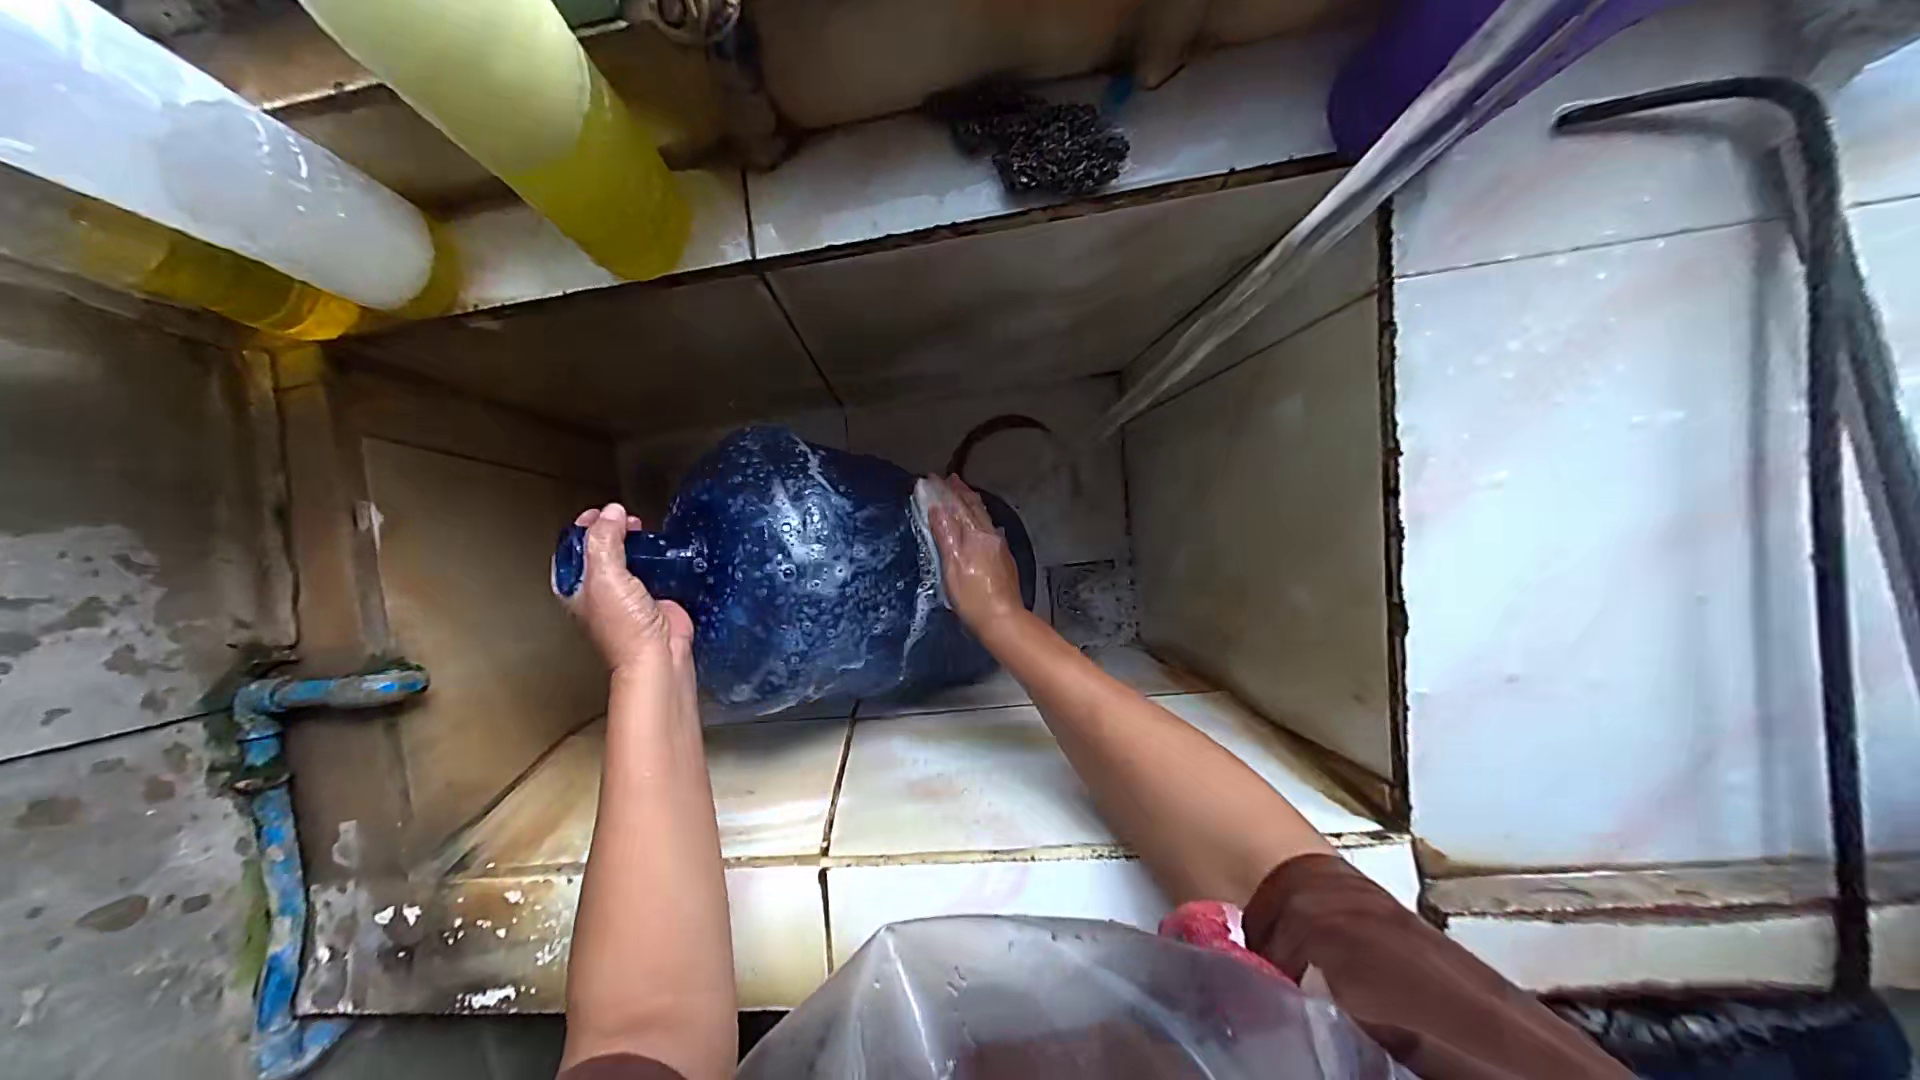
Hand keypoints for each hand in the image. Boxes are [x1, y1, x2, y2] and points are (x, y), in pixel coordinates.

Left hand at [559, 503, 694, 673]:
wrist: (658, 654)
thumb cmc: (625, 630)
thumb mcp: (604, 576)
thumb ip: (605, 540)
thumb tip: (612, 513)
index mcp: (575, 586)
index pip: (573, 547)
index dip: (585, 527)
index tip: (602, 512)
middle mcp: (599, 589)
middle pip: (601, 548)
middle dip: (613, 530)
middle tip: (625, 520)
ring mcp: (628, 593)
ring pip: (628, 557)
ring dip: (637, 542)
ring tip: (644, 530)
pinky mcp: (655, 596)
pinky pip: (654, 569)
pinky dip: (658, 557)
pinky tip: (663, 551)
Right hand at [925, 475, 1025, 634]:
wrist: (1003, 620)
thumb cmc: (972, 597)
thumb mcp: (952, 565)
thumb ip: (945, 534)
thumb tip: (937, 508)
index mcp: (976, 535)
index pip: (959, 506)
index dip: (946, 492)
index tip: (933, 479)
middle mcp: (991, 536)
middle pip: (975, 508)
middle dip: (961, 492)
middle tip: (950, 479)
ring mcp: (1000, 548)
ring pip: (984, 518)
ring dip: (972, 504)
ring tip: (964, 494)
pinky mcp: (1004, 561)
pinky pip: (989, 530)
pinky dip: (980, 519)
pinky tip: (980, 523)